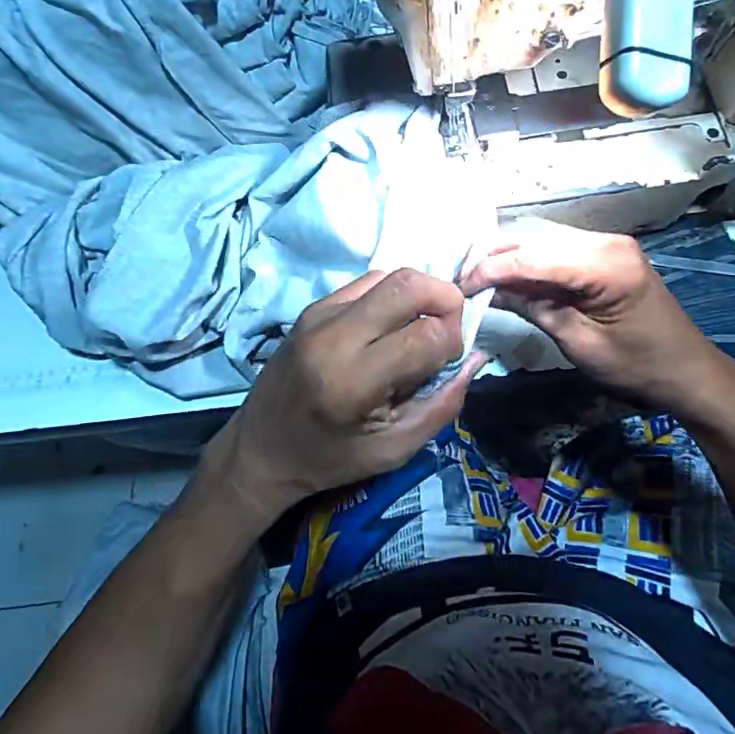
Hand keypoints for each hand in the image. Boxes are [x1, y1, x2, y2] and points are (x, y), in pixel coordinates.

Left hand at [203, 269, 488, 520]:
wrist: (259, 448)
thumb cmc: (329, 458)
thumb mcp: (393, 450)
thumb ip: (442, 405)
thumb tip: (475, 357)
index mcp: (353, 381)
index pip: (427, 334)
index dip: (452, 343)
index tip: (445, 363)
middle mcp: (334, 336)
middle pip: (411, 284)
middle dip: (445, 301)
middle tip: (445, 332)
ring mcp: (319, 315)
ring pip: (390, 275)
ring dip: (418, 296)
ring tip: (415, 330)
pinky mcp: (312, 307)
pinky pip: (366, 282)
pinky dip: (390, 296)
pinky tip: (387, 326)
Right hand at [459, 219, 734, 424]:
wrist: (687, 371)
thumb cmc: (638, 366)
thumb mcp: (580, 344)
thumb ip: (533, 309)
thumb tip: (487, 290)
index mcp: (607, 264)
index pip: (533, 257)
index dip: (490, 269)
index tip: (459, 286)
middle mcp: (606, 241)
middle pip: (534, 237)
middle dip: (493, 256)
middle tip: (461, 282)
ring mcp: (606, 242)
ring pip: (540, 238)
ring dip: (506, 256)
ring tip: (476, 279)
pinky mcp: (602, 251)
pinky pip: (554, 247)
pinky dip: (527, 260)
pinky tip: (506, 276)